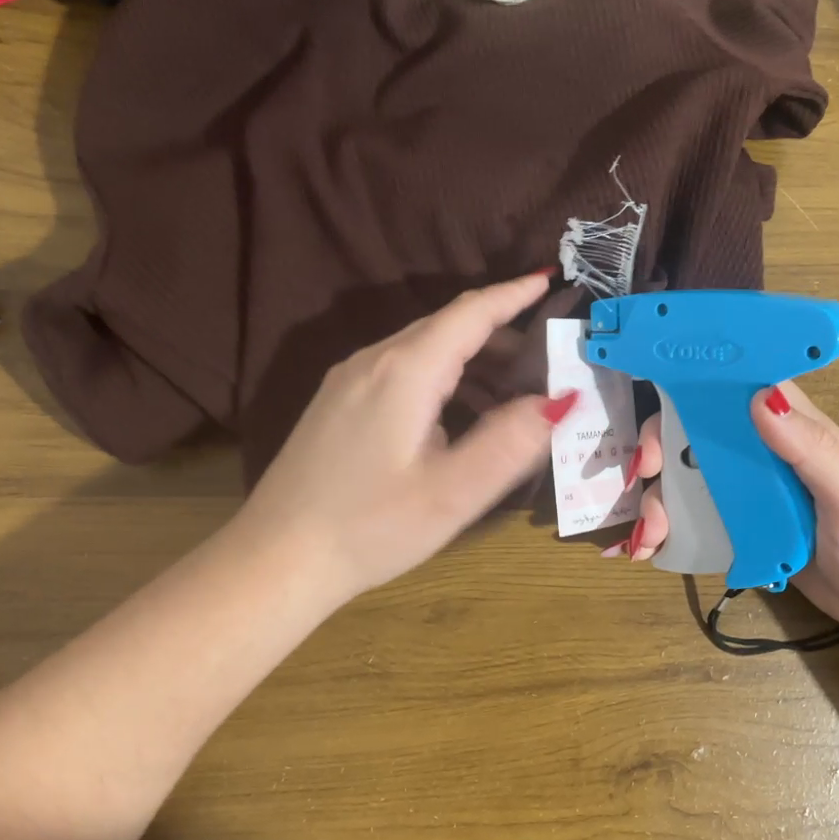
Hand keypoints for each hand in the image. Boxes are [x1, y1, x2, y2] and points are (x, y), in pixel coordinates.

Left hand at [228, 272, 575, 603]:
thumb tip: (562, 398)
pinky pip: (401, 371)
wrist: (276, 559)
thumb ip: (511, 442)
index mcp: (405, 371)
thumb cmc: (370, 527)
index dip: (513, 294)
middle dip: (500, 332)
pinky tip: (459, 416)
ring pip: (423, 349)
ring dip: (473, 360)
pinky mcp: (337, 404)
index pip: (469, 313)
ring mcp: (348, 381)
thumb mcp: (452, 493)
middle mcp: (372, 361)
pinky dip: (444, 377)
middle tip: (547, 356)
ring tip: (515, 392)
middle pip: (446, 326)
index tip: (549, 280)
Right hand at [612, 381, 838, 637]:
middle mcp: (770, 453)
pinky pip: (699, 519)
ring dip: (660, 500)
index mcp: (800, 430)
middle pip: (700, 433)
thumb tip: (762, 397)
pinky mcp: (746, 528)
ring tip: (646, 539)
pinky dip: (668, 530)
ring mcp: (755, 492)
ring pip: (692, 478)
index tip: (660, 407)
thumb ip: (814, 450)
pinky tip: (646, 550)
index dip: (695, 386)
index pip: (741, 387)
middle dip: (662, 450)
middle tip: (644, 479)